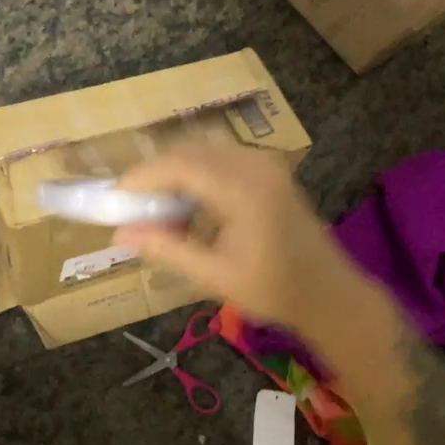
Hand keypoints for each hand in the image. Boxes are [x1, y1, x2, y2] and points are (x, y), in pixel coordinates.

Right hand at [113, 144, 357, 329]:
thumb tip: (119, 234)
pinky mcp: (269, 169)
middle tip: (130, 205)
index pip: (180, 166)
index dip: (142, 177)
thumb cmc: (275, 290)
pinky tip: (187, 204)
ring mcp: (266, 163)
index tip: (114, 197)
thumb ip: (167, 249)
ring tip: (155, 206)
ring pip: (203, 151)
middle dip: (155, 174)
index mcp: (245, 191)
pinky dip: (195, 173)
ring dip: (174, 171)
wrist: (330, 293)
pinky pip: (220, 157)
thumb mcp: (215, 276)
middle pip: (189, 152)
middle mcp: (256, 166)